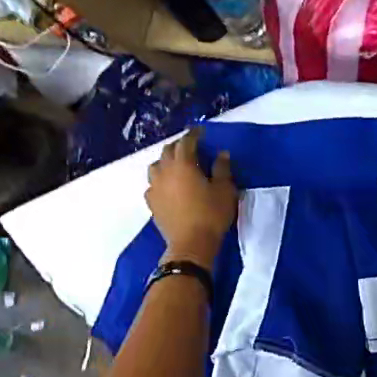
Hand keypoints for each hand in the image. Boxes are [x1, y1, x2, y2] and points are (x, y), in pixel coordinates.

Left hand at [146, 131, 236, 265]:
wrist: (190, 245)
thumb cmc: (211, 214)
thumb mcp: (224, 190)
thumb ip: (222, 168)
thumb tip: (221, 154)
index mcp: (183, 164)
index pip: (187, 142)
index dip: (194, 134)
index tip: (201, 132)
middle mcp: (165, 171)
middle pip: (168, 151)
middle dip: (179, 146)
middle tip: (191, 147)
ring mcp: (155, 187)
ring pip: (156, 166)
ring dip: (166, 161)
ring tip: (176, 166)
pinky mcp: (151, 203)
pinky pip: (153, 185)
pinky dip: (160, 181)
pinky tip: (167, 187)